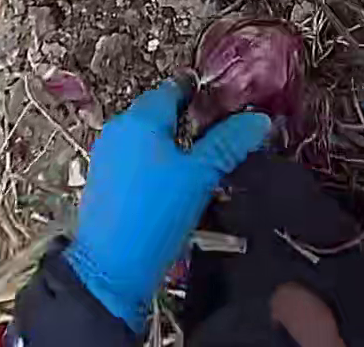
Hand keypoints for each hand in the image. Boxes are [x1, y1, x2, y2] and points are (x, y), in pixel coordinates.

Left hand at [65, 81, 270, 328]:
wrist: (107, 277)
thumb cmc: (154, 216)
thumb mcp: (201, 175)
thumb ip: (230, 142)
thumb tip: (259, 120)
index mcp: (142, 117)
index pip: (177, 86)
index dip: (203, 92)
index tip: (226, 103)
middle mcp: (121, 128)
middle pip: (163, 108)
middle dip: (191, 117)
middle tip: (220, 131)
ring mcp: (108, 154)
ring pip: (150, 134)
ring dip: (175, 141)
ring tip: (202, 159)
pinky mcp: (104, 180)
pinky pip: (137, 156)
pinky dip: (157, 160)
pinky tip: (176, 181)